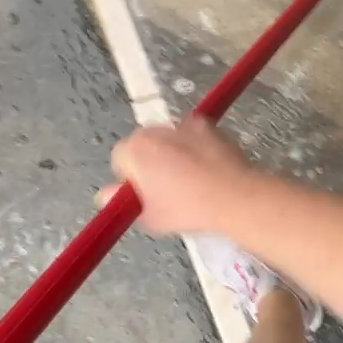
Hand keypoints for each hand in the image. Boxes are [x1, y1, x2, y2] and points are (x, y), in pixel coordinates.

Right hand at [109, 119, 260, 234]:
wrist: (236, 197)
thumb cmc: (190, 209)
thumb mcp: (149, 216)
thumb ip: (121, 203)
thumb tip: (106, 197)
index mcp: (134, 150)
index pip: (120, 160)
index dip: (131, 179)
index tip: (145, 195)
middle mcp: (155, 131)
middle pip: (143, 146)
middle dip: (151, 163)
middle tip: (167, 190)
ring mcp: (183, 125)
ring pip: (169, 140)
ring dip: (174, 154)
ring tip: (191, 183)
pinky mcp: (208, 126)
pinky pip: (194, 137)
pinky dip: (196, 148)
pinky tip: (207, 171)